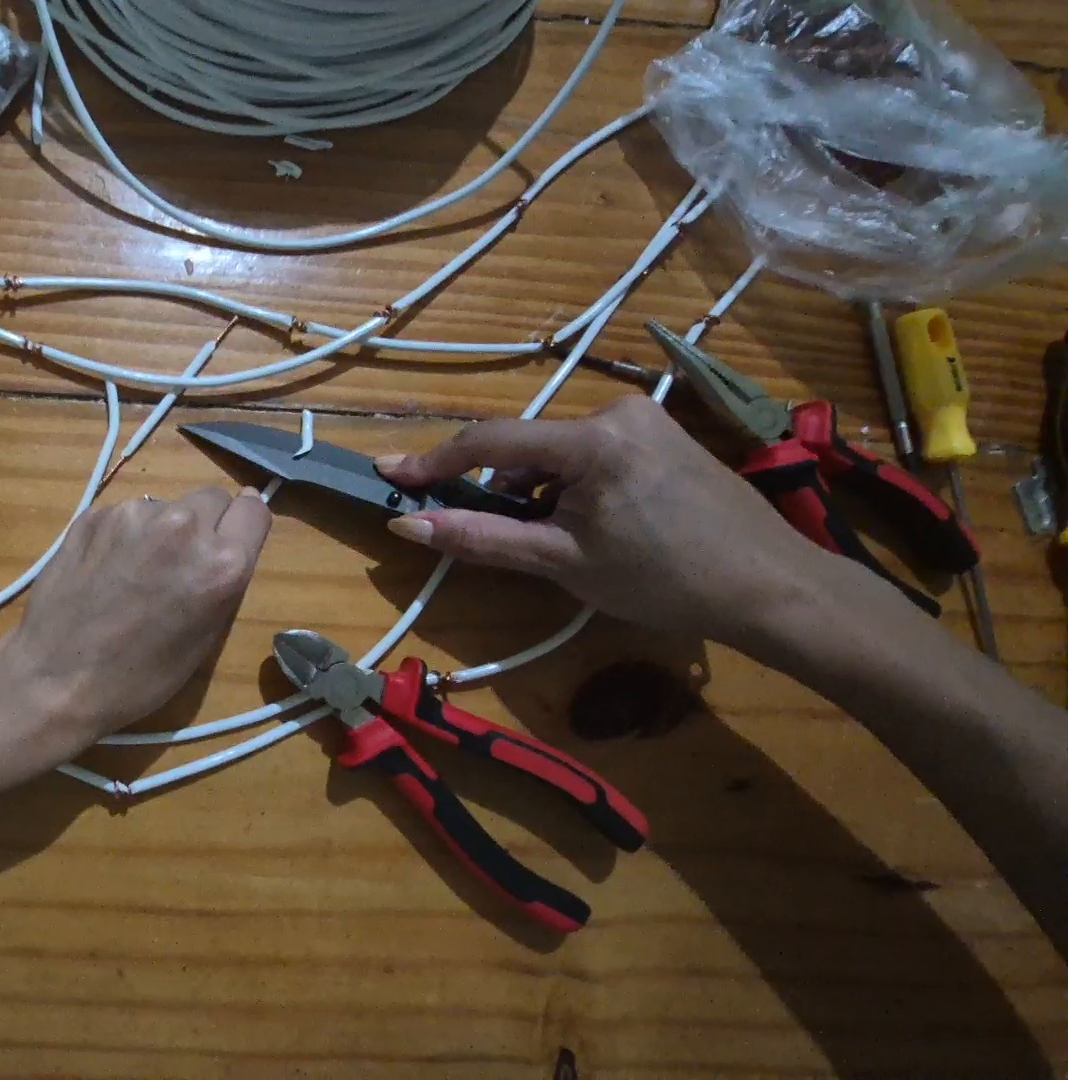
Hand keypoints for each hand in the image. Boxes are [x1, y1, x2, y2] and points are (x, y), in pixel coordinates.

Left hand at [0, 487, 272, 755]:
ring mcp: (134, 514)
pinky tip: (106, 569)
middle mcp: (183, 525)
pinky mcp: (94, 514)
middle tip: (179, 564)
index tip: (230, 542)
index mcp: (222, 561)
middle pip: (211, 498)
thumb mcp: (207, 636)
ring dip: (161, 529)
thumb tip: (229, 539)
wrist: (58, 677)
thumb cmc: (141, 676)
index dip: (243, 527)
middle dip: (204, 524)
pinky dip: (124, 534)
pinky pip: (126, 514)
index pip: (254, 509)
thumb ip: (224, 579)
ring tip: (135, 572)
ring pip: (166, 505)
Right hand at [376, 396, 830, 645]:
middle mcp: (615, 411)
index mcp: (592, 439)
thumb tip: (406, 524)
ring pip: (551, 451)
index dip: (432, 462)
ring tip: (548, 538)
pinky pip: (584, 453)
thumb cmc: (664, 580)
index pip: (489, 442)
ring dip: (529, 489)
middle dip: (493, 486)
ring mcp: (642, 420)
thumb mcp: (561, 562)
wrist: (775, 589)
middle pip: (521, 445)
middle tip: (482, 530)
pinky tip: (581, 522)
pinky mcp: (658, 434)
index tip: (388, 475)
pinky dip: (562, 484)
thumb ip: (479, 538)